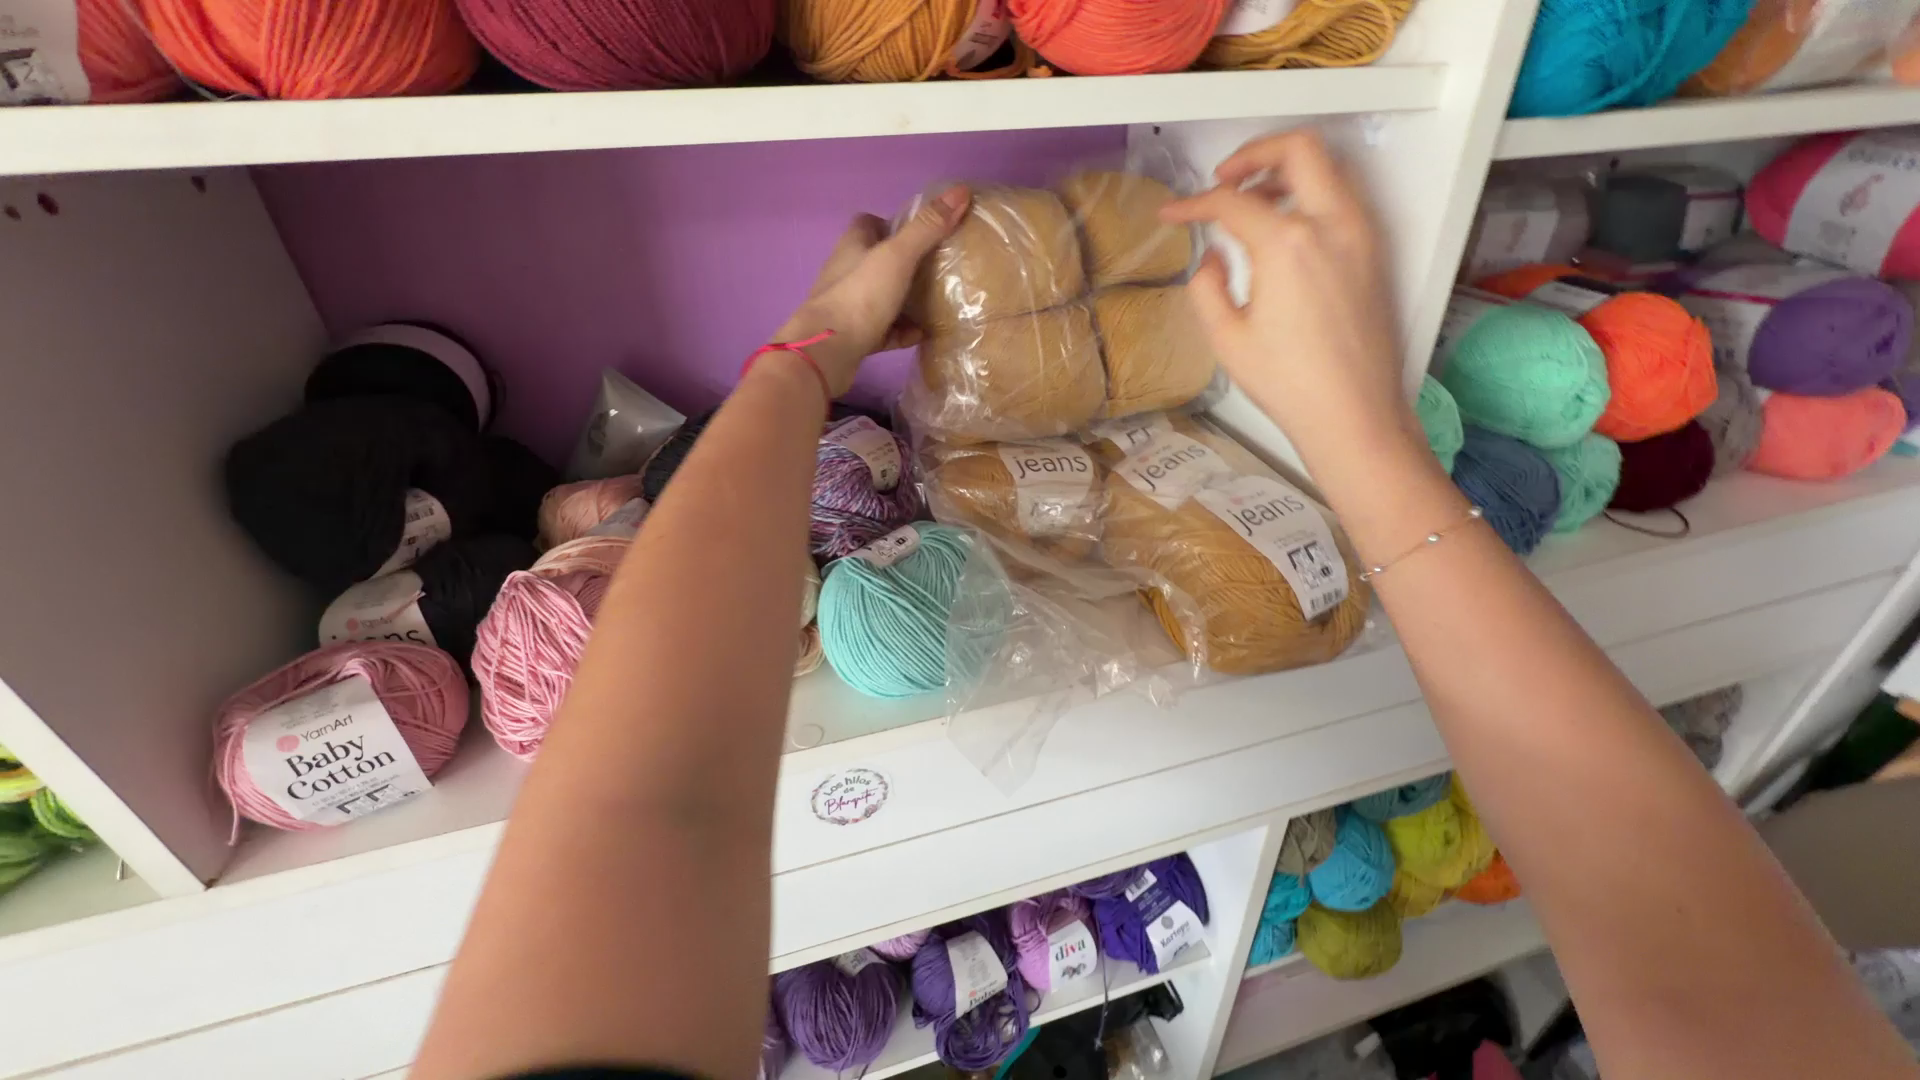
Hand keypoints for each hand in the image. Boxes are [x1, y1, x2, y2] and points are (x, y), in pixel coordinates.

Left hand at [771, 186, 971, 396]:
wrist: (827, 351)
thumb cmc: (860, 296)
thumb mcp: (898, 256)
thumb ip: (927, 228)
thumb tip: (961, 191)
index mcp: (853, 245)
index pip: (868, 223)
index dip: (892, 224)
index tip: (921, 232)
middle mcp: (847, 272)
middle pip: (877, 261)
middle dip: (904, 264)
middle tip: (936, 269)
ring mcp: (849, 307)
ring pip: (880, 297)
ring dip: (905, 300)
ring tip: (936, 303)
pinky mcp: (854, 337)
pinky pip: (884, 331)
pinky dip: (902, 331)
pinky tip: (922, 335)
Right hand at [1162, 130, 1408, 460]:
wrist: (1352, 412)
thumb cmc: (1289, 383)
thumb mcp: (1226, 338)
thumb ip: (1207, 286)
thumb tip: (1213, 258)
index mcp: (1287, 244)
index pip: (1232, 202)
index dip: (1193, 204)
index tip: (1172, 214)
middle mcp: (1331, 225)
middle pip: (1297, 150)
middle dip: (1254, 154)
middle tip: (1223, 178)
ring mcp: (1360, 235)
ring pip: (1327, 168)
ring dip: (1286, 171)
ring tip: (1253, 200)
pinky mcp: (1374, 252)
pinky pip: (1343, 198)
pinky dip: (1311, 195)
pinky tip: (1286, 229)